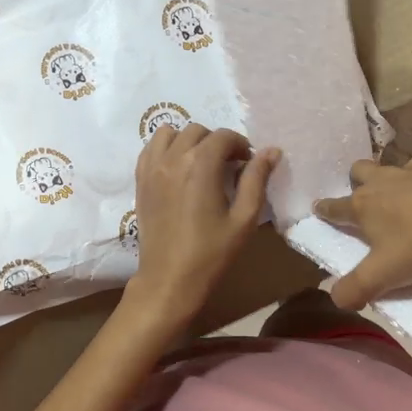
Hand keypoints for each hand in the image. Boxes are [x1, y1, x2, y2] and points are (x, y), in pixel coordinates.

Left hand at [129, 124, 277, 320]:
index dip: (240, 146)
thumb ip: (256, 180)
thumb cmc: (211, 253)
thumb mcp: (243, 218)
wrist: (169, 278)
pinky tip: (177, 169)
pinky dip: (165, 149)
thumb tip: (271, 151)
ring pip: (170, 133)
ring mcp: (152, 168)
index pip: (224, 136)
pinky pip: (150, 149)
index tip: (247, 164)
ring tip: (200, 164)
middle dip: (216, 143)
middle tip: (228, 167)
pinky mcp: (140, 181)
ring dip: (188, 141)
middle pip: (198, 131)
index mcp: (200, 165)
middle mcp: (173, 158)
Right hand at [313, 157, 411, 309]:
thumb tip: (336, 298)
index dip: (324, 210)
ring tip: (407, 197)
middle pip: (359, 171)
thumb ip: (356, 288)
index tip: (318, 208)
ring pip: (395, 167)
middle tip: (364, 195)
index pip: (335, 207)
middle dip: (357, 180)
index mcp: (363, 206)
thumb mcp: (384, 274)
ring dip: (395, 180)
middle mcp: (383, 181)